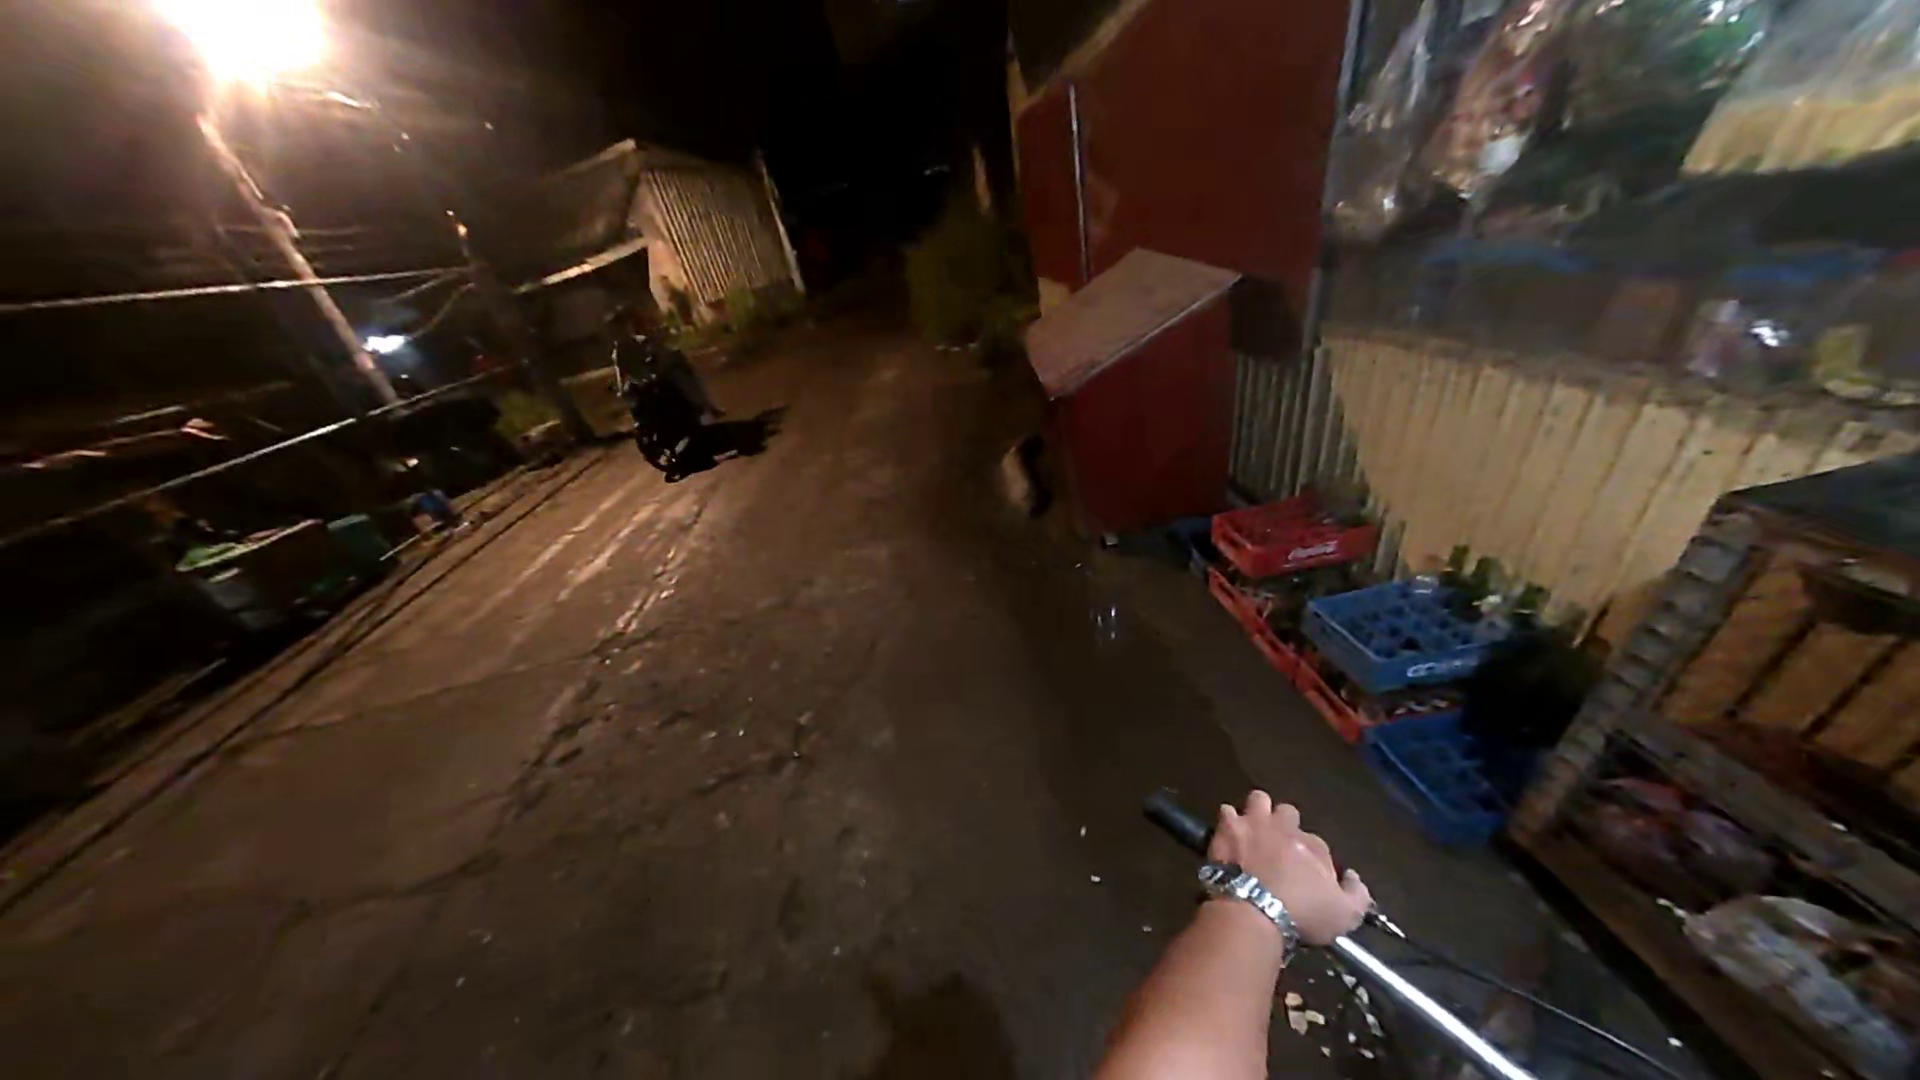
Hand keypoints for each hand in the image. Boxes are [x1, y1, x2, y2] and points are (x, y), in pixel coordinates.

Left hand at [1207, 791, 1370, 945]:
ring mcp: (1253, 823)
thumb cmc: (1301, 914)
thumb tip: (1352, 877)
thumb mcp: (1345, 916)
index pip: (1317, 844)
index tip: (1306, 873)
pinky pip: (1227, 811)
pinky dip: (1229, 821)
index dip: (1313, 858)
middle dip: (1285, 823)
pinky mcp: (1227, 827)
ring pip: (1259, 799)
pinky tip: (1229, 833)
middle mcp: (1284, 827)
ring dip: (1258, 811)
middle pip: (1288, 812)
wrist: (1252, 909)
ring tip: (1255, 828)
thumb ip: (1357, 894)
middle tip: (1279, 843)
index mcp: (1313, 845)